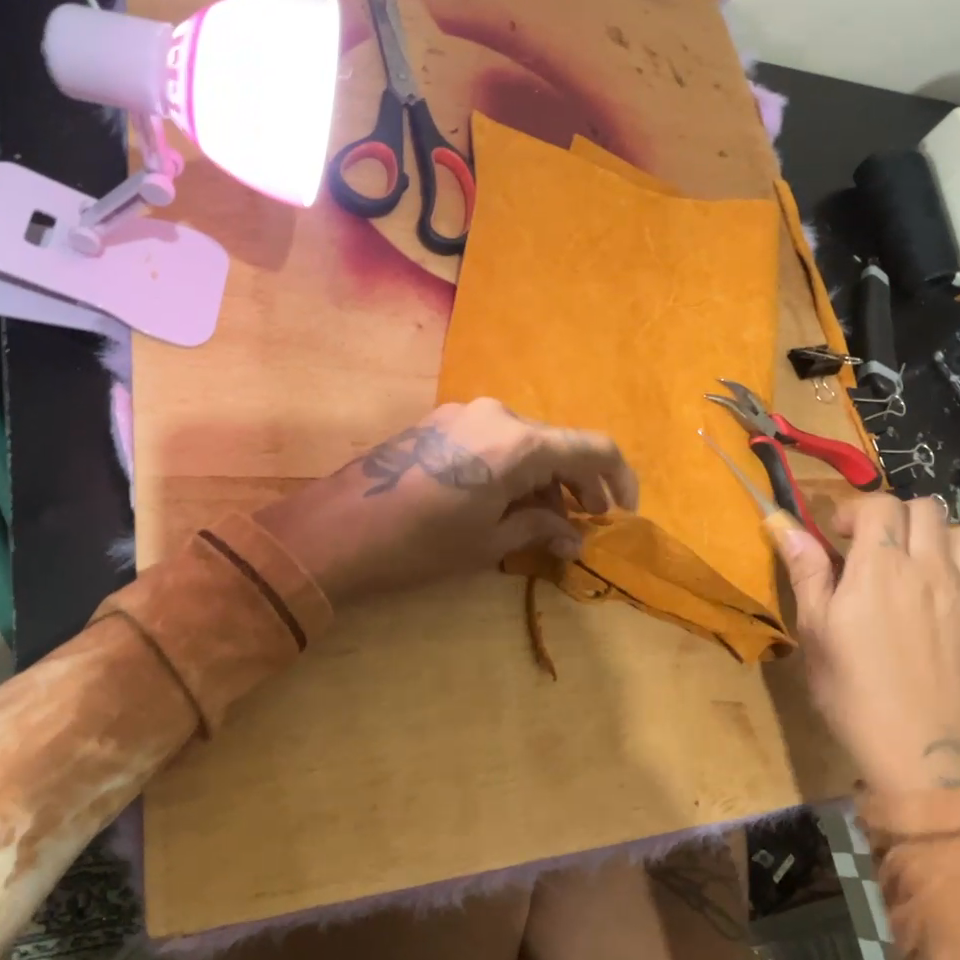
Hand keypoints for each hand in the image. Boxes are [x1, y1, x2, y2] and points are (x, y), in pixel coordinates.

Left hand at [253, 398, 638, 605]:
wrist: (336, 530)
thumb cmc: (419, 544)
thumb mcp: (487, 542)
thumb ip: (540, 529)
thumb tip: (576, 537)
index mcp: (519, 442)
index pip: (593, 448)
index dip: (619, 480)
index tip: (622, 514)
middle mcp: (496, 415)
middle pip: (557, 444)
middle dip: (577, 485)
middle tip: (582, 527)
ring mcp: (463, 414)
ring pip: (524, 443)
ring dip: (543, 480)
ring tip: (542, 524)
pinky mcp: (438, 423)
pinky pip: (492, 441)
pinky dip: (511, 470)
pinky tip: (503, 503)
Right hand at [777, 495, 959, 793]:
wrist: (920, 753)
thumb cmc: (852, 693)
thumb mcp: (815, 632)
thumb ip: (807, 574)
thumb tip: (786, 525)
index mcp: (880, 569)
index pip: (879, 506)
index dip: (856, 510)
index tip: (839, 536)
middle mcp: (932, 570)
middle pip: (926, 510)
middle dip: (898, 517)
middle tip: (878, 548)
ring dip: (945, 540)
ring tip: (924, 566)